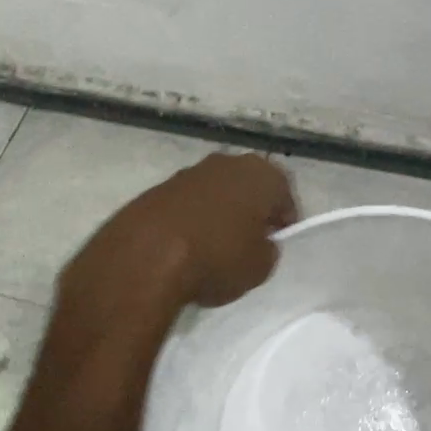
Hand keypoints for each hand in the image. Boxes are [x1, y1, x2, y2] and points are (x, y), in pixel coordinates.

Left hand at [91, 152, 299, 306]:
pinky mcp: (156, 189)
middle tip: (250, 239)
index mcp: (261, 174)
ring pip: (215, 191)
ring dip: (219, 212)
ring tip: (214, 245)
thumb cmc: (217, 257)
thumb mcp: (260, 267)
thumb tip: (259, 243)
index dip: (284, 219)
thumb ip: (268, 250)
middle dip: (251, 209)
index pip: (284, 194)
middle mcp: (227, 163)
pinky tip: (185, 246)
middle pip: (248, 185)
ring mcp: (188, 173)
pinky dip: (190, 219)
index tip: (279, 240)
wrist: (145, 257)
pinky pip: (186, 204)